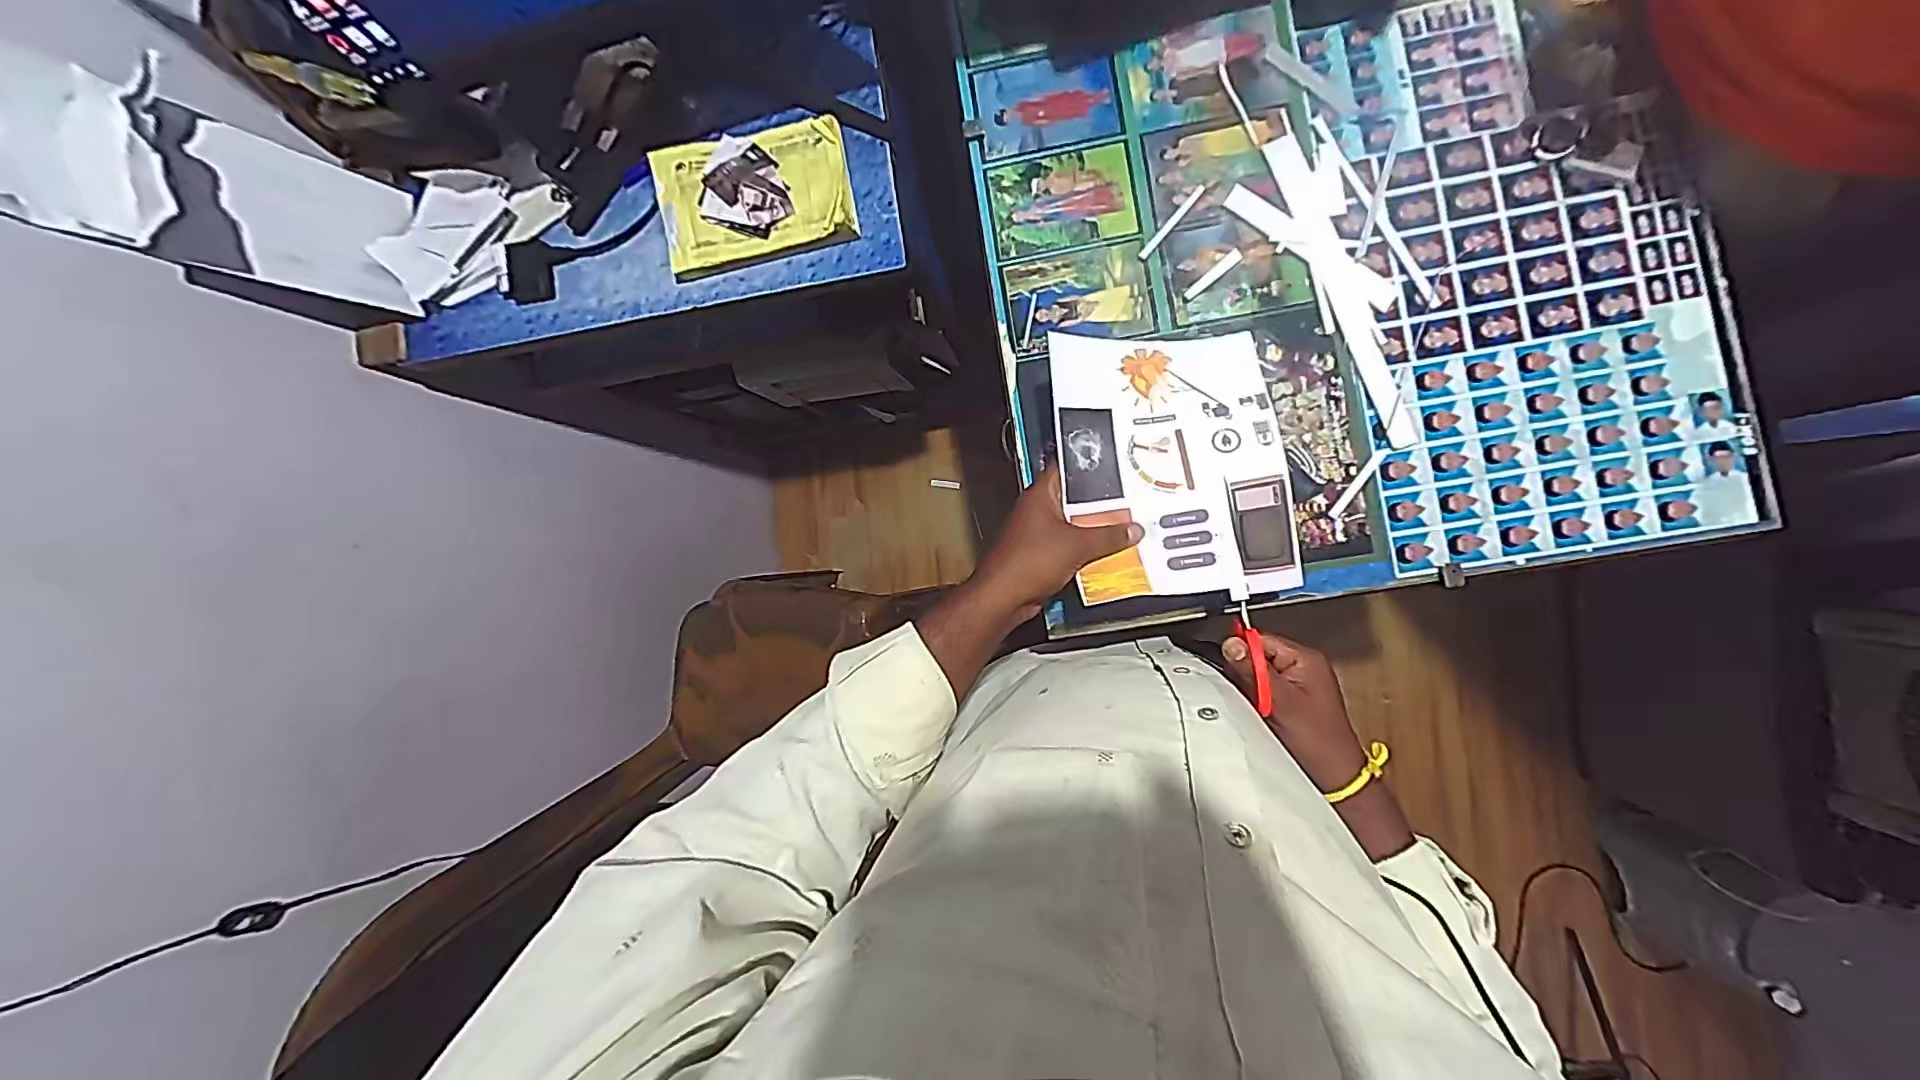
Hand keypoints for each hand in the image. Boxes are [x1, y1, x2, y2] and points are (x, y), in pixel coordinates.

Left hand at [915, 463, 1141, 703]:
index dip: (1089, 466)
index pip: (1066, 469)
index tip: (1113, 468)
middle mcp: (1037, 511)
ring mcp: (1038, 533)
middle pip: (1075, 501)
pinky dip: (1084, 552)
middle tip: (1125, 506)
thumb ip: (1108, 536)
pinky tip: (1102, 556)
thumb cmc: (1026, 563)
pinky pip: (1068, 548)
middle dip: (1098, 507)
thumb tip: (1132, 530)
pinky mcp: (1040, 555)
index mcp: (1040, 495)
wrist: (1004, 598)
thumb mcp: (1078, 546)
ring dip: (1093, 533)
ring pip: (1073, 526)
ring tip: (1120, 531)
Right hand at [1221, 633, 1366, 790]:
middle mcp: (1303, 666)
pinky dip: (1257, 702)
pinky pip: (1262, 690)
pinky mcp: (1290, 698)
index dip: (1243, 656)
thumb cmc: (1318, 741)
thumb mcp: (1280, 701)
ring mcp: (1297, 682)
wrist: (1334, 776)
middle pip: (1256, 656)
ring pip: (1256, 675)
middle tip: (1257, 697)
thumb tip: (1233, 644)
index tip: (1239, 674)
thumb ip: (1254, 670)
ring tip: (1264, 709)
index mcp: (1306, 658)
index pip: (1259, 639)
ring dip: (1252, 691)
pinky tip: (1265, 715)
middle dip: (1247, 676)